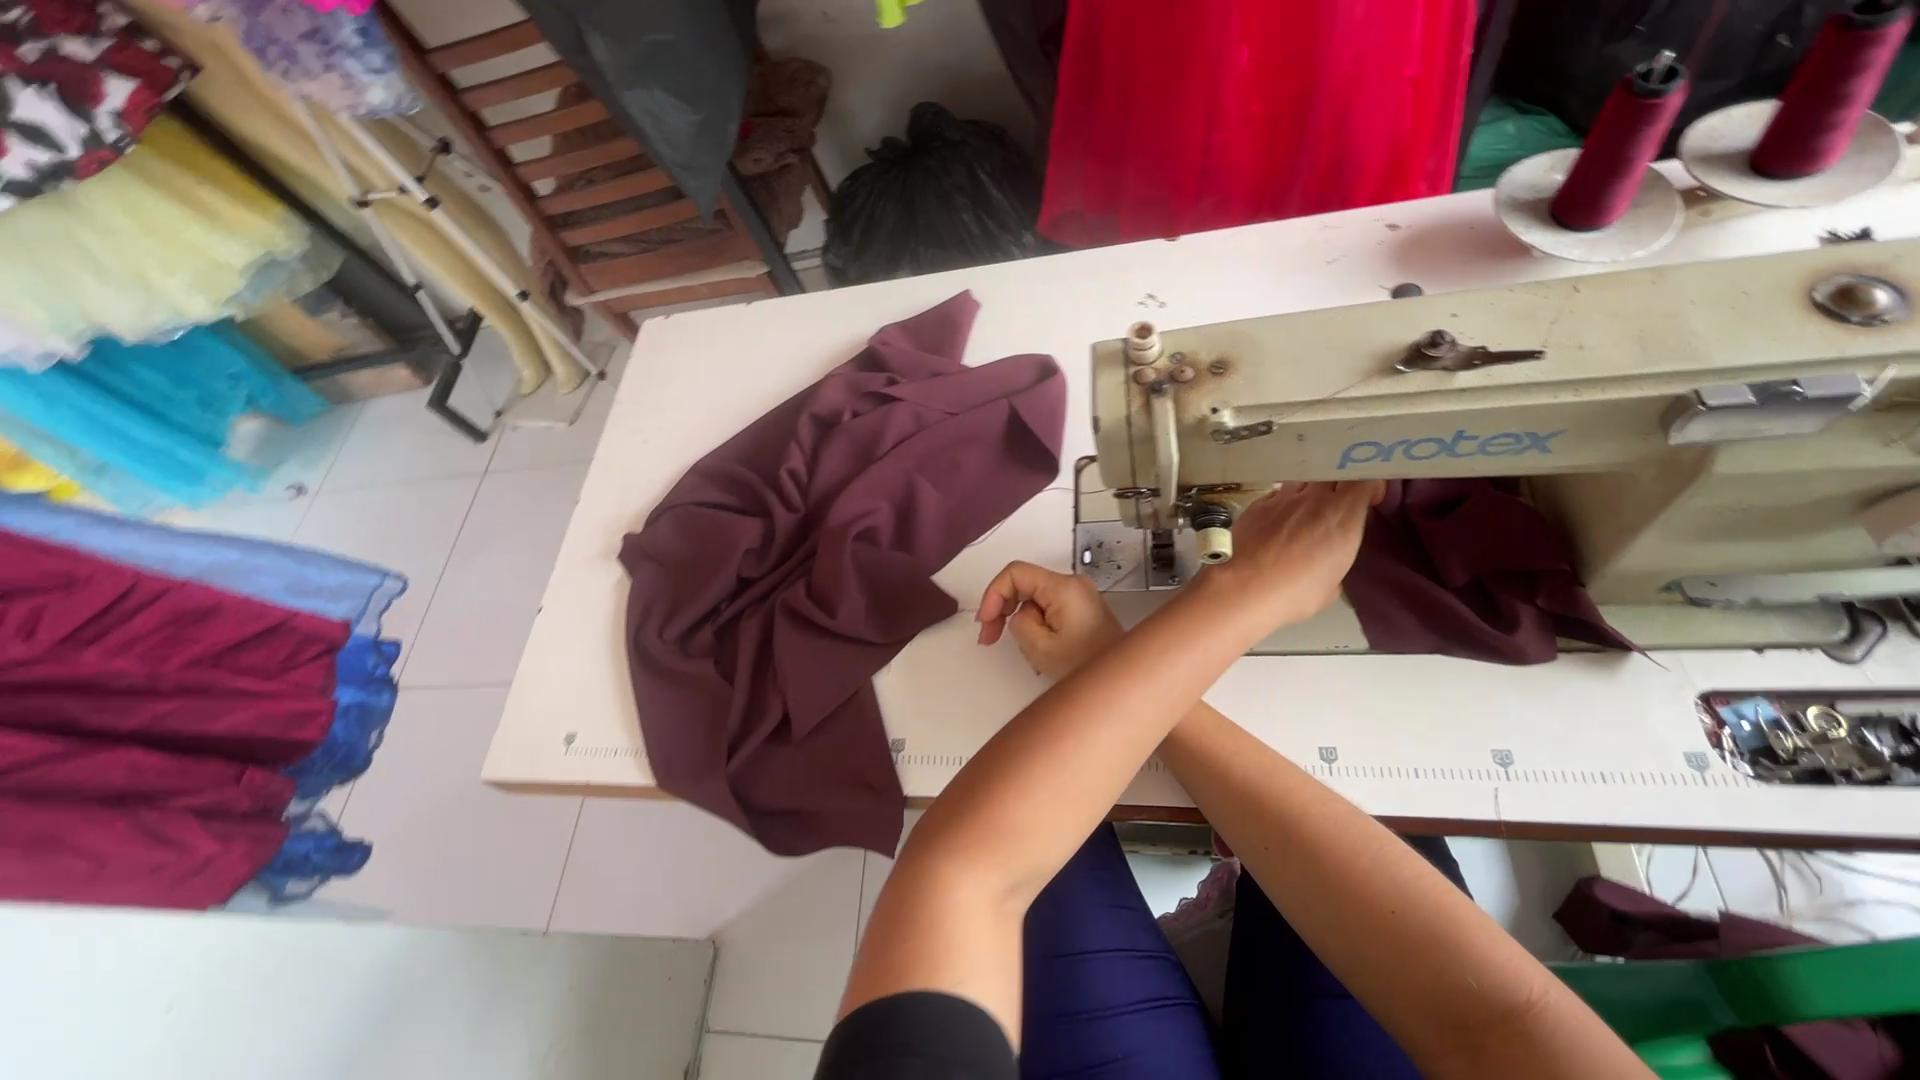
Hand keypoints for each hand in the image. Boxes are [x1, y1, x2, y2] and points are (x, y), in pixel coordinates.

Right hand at [976, 561, 1123, 677]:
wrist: (1121, 682)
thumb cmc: (1084, 666)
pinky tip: (1038, 652)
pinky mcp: (1081, 609)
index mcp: (1063, 587)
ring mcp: (1079, 596)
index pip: (1015, 572)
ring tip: (1025, 654)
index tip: (985, 622)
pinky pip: (1048, 609)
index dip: (993, 593)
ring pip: (1033, 599)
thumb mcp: (1040, 648)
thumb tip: (1019, 615)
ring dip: (1021, 623)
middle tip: (989, 639)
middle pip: (1024, 584)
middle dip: (1003, 610)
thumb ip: (1019, 622)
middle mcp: (1072, 584)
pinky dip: (1036, 626)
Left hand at [1197, 481, 1382, 631]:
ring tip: (1304, 511)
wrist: (1246, 587)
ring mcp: (1281, 498)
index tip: (1368, 499)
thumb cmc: (1297, 591)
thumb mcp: (1331, 585)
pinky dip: (1281, 503)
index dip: (1368, 485)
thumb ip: (1335, 563)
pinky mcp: (1256, 505)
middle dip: (1338, 484)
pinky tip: (1276, 522)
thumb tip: (1327, 565)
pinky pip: (1275, 495)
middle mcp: (1313, 499)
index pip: (1362, 480)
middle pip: (1331, 474)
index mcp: (1342, 514)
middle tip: (1337, 503)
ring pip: (1301, 481)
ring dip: (1308, 491)